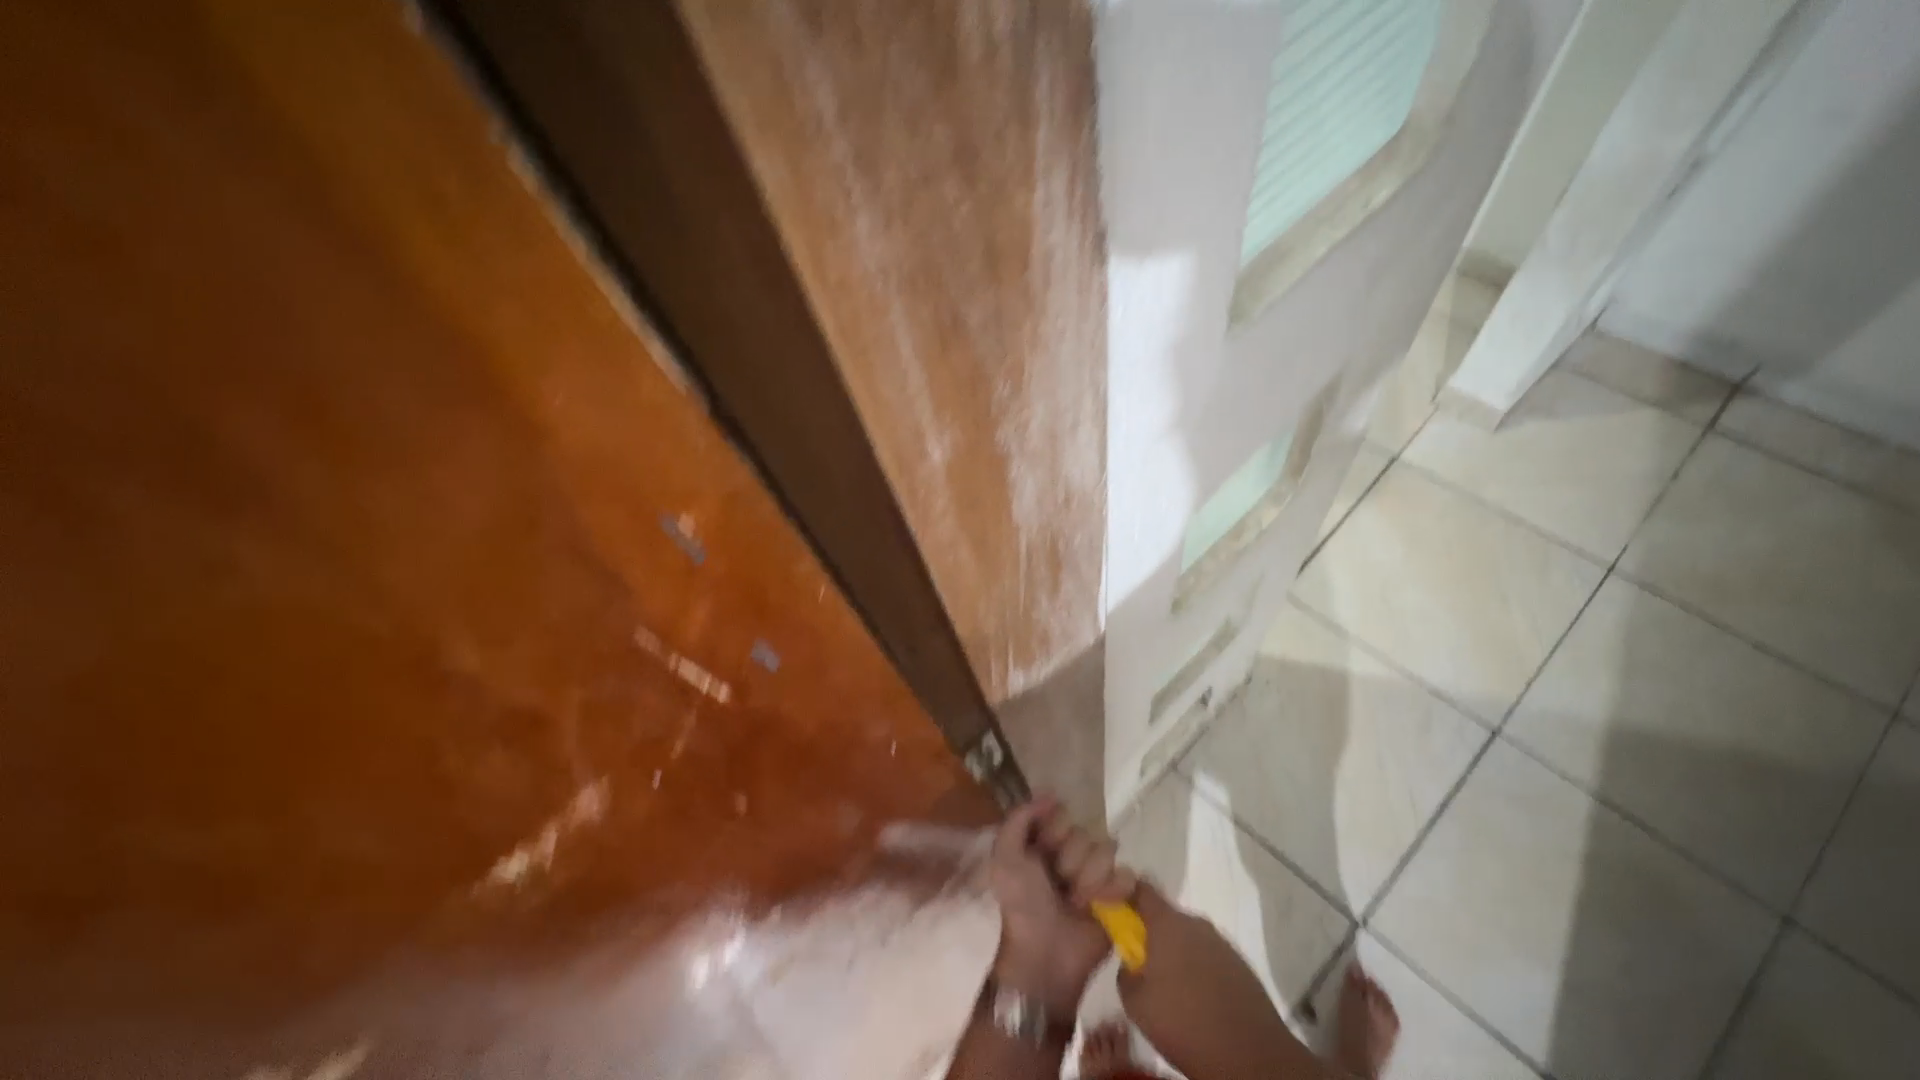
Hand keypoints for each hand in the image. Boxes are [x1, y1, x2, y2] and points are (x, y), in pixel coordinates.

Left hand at [987, 795, 1136, 1013]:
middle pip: (1086, 832)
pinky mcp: (1119, 898)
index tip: (1045, 849)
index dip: (1055, 830)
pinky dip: (1115, 890)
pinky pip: (1128, 875)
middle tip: (1059, 884)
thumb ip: (1019, 819)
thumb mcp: (1005, 859)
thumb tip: (1051, 793)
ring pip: (1107, 850)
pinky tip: (1101, 905)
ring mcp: (1097, 876)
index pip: (1063, 814)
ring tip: (1076, 902)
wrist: (1045, 955)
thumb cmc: (1020, 905)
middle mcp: (1072, 855)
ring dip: (1090, 878)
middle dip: (1071, 859)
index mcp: (1045, 844)